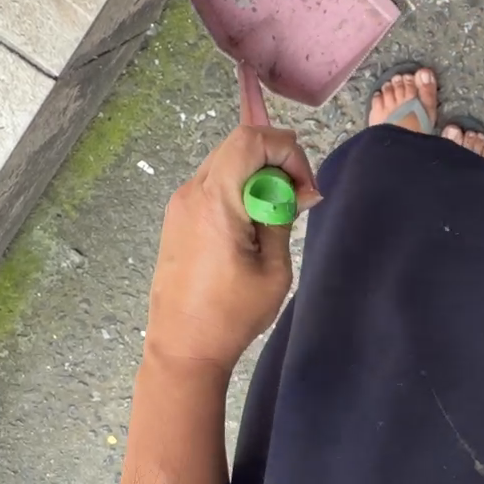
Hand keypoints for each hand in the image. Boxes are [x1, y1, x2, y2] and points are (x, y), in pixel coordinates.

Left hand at [149, 125, 319, 372]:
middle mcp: (193, 191)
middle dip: (277, 163)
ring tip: (278, 216)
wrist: (183, 345)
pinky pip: (214, 185)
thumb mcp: (274, 270)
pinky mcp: (178, 218)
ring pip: (227, 164)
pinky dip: (240, 191)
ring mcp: (180, 203)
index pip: (252, 138)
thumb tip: (298, 192)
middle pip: (239, 145)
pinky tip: (254, 226)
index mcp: (217, 199)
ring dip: (259, 178)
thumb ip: (283, 219)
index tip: (306, 191)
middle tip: (298, 200)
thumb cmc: (233, 314)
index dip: (289, 152)